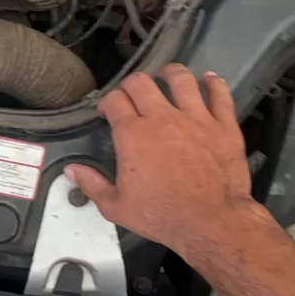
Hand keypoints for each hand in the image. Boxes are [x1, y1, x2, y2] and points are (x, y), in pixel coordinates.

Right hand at [66, 65, 268, 256]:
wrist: (210, 222)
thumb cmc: (161, 215)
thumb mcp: (115, 206)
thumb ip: (92, 184)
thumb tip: (71, 170)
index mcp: (132, 135)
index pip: (114, 101)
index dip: (107, 102)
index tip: (107, 111)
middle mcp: (162, 118)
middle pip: (141, 83)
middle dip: (131, 84)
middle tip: (131, 94)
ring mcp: (195, 118)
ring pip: (181, 79)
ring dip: (170, 73)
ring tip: (167, 76)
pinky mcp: (223, 125)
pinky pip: (219, 94)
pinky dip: (214, 83)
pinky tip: (209, 80)